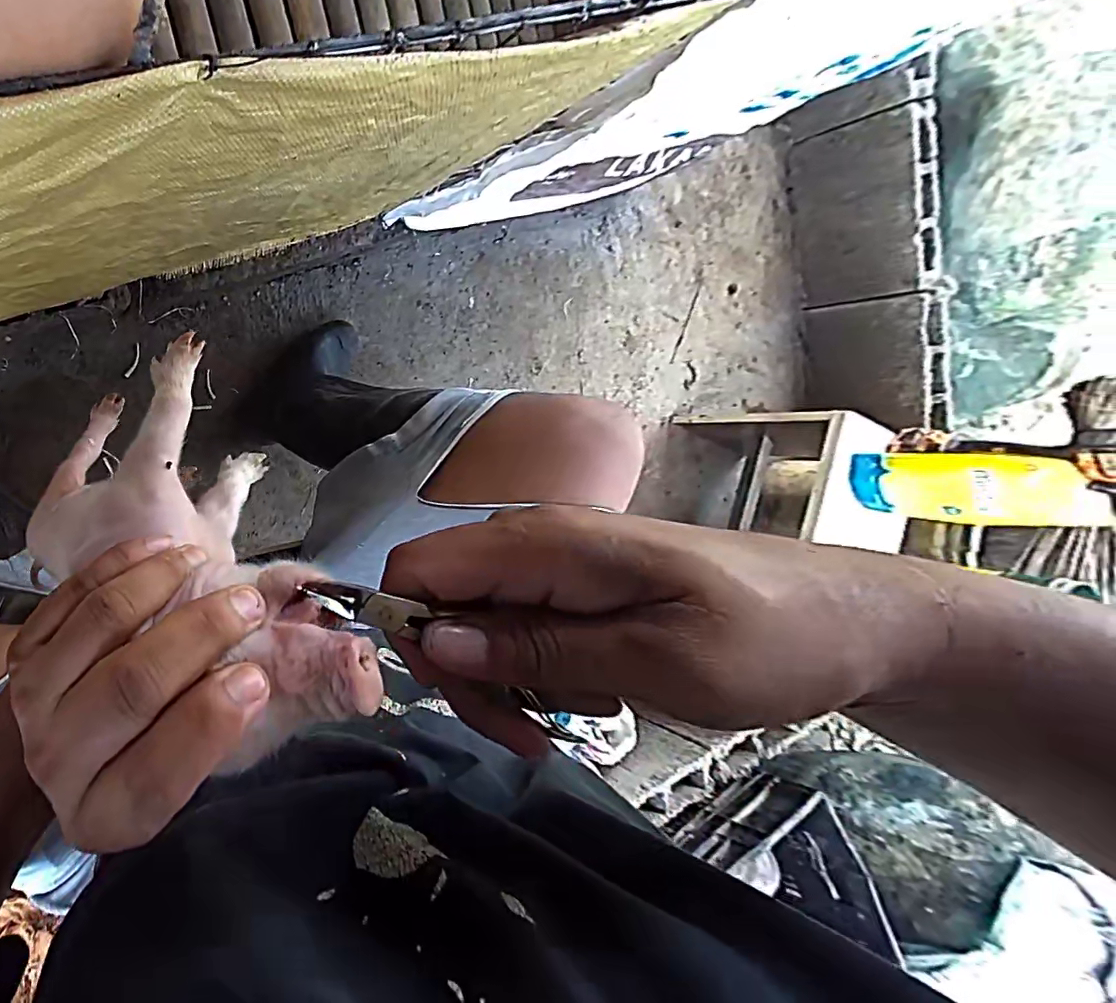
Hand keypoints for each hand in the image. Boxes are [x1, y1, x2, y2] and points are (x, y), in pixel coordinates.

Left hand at [7, 537, 271, 851]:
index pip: (157, 775)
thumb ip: (225, 730)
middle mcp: (59, 759)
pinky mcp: (23, 649)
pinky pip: (72, 592)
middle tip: (247, 603)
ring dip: (157, 582)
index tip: (257, 676)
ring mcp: (33, 698)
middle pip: (129, 686)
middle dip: (198, 634)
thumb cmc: (142, 753)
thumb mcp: (186, 769)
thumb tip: (270, 671)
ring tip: (200, 560)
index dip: (209, 722)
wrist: (64, 739)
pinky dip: (119, 563)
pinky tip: (160, 550)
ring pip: (100, 623)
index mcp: (107, 813)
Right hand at [380, 506, 953, 753]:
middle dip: (461, 670)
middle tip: (524, 731)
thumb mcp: (657, 661)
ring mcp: (543, 558)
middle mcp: (525, 539)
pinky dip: (526, 666)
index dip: (410, 630)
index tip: (461, 692)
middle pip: (435, 599)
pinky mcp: (561, 579)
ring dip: (498, 676)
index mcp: (538, 543)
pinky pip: (507, 622)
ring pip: (467, 618)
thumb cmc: (773, 637)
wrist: (858, 617)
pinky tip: (583, 690)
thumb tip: (436, 643)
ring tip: (573, 713)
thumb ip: (539, 649)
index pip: (415, 568)